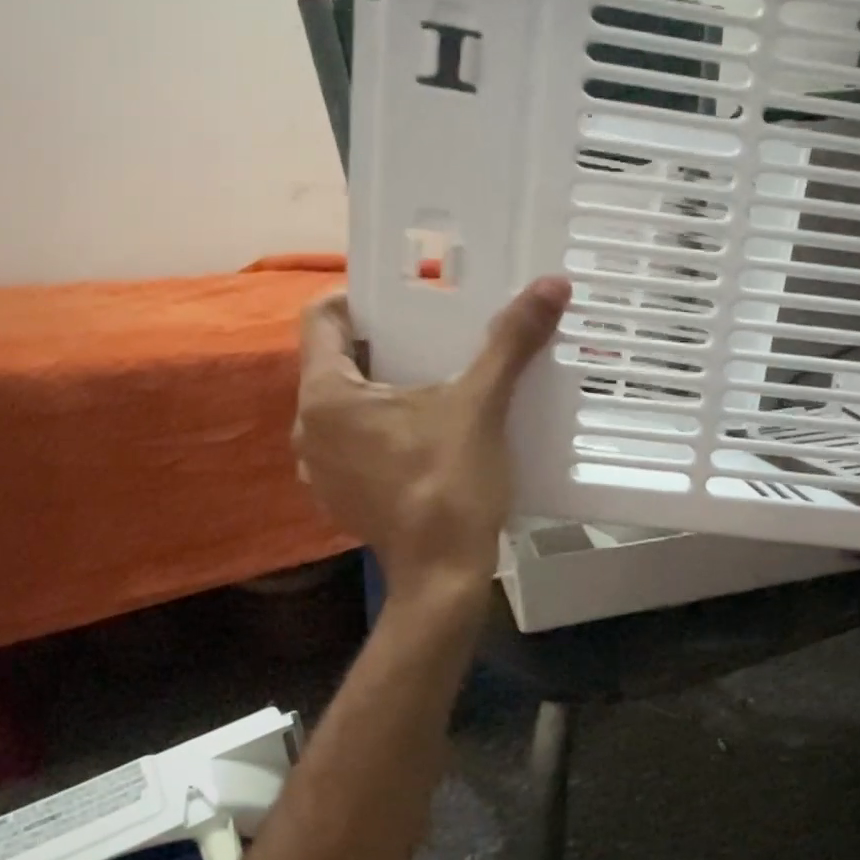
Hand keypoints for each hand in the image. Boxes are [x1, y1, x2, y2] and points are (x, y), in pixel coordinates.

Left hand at [293, 277, 572, 588]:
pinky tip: (423, 435)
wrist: (442, 575)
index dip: (360, 299)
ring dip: (381, 391)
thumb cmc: (450, 484)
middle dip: (381, 345)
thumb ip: (509, 342)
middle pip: (336, 363)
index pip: (323, 318)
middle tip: (431, 336)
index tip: (404, 299)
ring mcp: (320, 469)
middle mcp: (308, 428)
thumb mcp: (481, 405)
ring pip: (345, 406)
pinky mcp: (339, 497)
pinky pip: (353, 443)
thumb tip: (551, 284)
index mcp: (326, 395)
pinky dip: (381, 430)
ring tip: (431, 384)